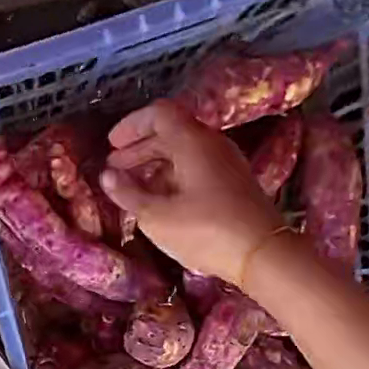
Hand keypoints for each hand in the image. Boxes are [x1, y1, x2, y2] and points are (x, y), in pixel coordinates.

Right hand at [100, 101, 286, 285]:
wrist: (261, 253)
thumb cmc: (205, 231)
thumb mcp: (157, 217)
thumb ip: (129, 194)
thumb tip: (107, 175)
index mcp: (192, 141)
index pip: (158, 114)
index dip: (131, 125)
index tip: (111, 144)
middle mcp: (212, 144)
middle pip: (171, 133)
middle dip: (140, 149)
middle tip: (116, 169)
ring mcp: (227, 164)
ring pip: (185, 153)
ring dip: (156, 166)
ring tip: (135, 189)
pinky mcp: (234, 185)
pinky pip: (198, 170)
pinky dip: (174, 178)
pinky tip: (163, 202)